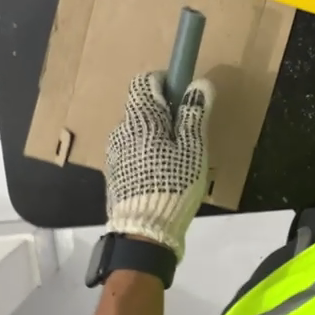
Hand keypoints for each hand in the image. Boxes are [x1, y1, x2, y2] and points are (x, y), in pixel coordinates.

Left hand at [104, 72, 212, 258]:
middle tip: (190, 136)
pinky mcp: (115, 173)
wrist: (144, 232)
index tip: (184, 98)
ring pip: (139, 132)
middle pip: (143, 108)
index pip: (144, 82)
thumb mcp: (192, 149)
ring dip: (157, 137)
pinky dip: (148, 155)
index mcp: (141, 119)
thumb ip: (194, 115)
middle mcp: (122, 130)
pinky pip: (134, 152)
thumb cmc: (172, 184)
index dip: (165, 83)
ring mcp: (115, 153)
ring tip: (178, 162)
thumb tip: (199, 84)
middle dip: (166, 114)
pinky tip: (163, 176)